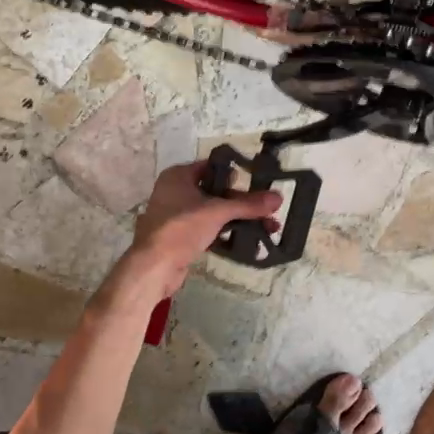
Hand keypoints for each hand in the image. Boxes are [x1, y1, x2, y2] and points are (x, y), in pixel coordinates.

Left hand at [101, 161, 281, 308]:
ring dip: (238, 219)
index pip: (212, 167)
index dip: (235, 174)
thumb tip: (278, 198)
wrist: (154, 267)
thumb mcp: (218, 212)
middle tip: (268, 209)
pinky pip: (208, 228)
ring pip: (213, 212)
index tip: (259, 182)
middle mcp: (175, 191)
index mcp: (178, 176)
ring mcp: (177, 215)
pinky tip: (248, 239)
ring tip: (266, 227)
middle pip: (215, 191)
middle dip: (242, 202)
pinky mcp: (181, 236)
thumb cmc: (182, 228)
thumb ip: (248, 205)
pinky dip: (226, 232)